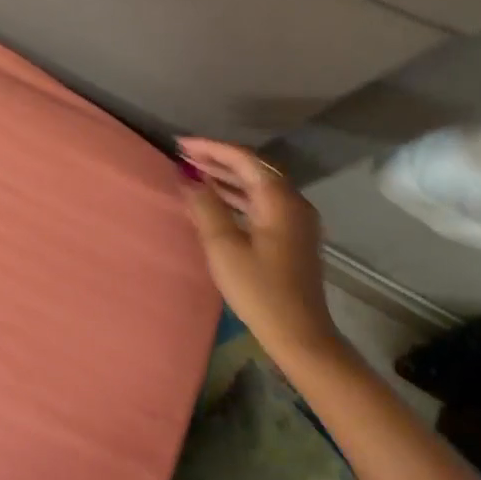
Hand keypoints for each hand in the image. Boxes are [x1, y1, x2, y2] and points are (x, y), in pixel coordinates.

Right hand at [176, 137, 339, 361]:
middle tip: (184, 156)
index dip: (212, 148)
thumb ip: (205, 207)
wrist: (300, 334)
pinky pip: (262, 202)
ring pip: (258, 185)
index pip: (244, 159)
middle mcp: (293, 203)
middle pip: (254, 168)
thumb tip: (188, 178)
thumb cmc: (259, 290)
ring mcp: (296, 220)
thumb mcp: (224, 247)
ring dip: (227, 177)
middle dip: (218, 159)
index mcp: (279, 200)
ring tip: (194, 173)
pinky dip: (237, 195)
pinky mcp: (292, 236)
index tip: (180, 145)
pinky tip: (215, 199)